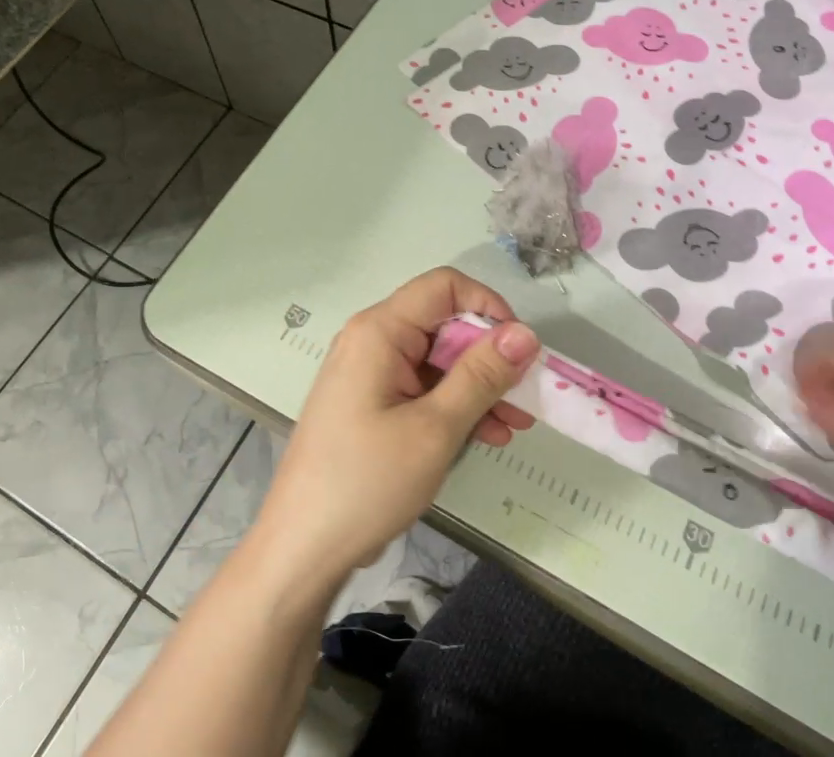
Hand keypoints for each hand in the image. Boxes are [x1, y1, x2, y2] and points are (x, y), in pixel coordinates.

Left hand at [255, 268, 539, 579]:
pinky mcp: (370, 406)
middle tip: (528, 398)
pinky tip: (486, 436)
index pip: (443, 287)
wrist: (305, 545)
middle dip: (489, 357)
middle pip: (442, 325)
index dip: (488, 307)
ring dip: (478, 388)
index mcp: (379, 332)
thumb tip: (524, 333)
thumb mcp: (435, 428)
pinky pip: (421, 390)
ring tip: (515, 427)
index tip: (519, 350)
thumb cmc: (368, 481)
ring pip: (437, 362)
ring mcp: (369, 375)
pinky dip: (454, 407)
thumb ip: (481, 376)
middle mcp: (370, 342)